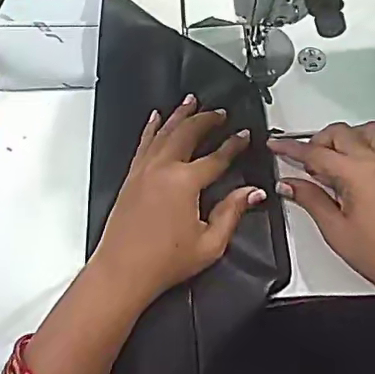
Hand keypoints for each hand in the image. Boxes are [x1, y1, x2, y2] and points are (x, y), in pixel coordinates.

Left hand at [89, 95, 262, 310]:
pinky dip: (151, 127)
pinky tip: (155, 119)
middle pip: (188, 133)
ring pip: (164, 131)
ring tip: (191, 102)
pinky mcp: (131, 177)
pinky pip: (144, 142)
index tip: (243, 135)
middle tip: (219, 113)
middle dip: (206, 119)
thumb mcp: (210, 244)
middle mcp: (161, 169)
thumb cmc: (161, 262)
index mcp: (184, 182)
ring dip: (179, 115)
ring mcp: (143, 170)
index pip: (216, 157)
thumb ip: (232, 213)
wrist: (122, 271)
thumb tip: (251, 193)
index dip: (233, 144)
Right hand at [270, 122, 374, 314]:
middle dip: (317, 141)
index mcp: (356, 173)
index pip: (314, 152)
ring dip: (348, 136)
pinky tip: (370, 152)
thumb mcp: (334, 229)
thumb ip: (309, 199)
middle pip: (339, 133)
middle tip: (305, 163)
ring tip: (335, 156)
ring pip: (369, 130)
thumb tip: (289, 184)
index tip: (276, 146)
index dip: (290, 148)